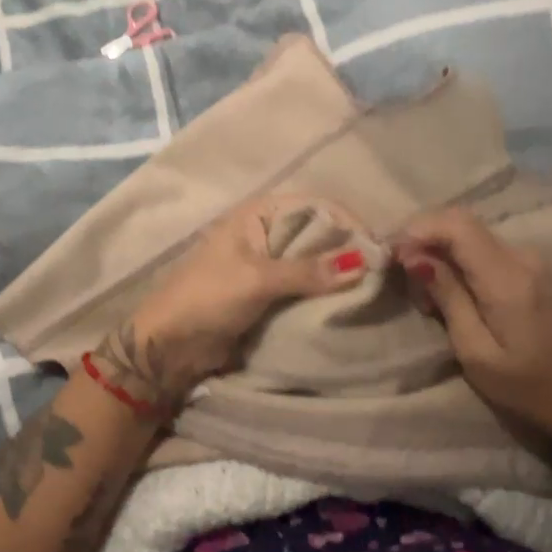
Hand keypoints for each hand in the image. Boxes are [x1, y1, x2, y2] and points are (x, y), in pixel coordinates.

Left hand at [97, 197, 368, 408]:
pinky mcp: (266, 295)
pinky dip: (324, 295)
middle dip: (347, 251)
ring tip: (374, 292)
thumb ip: (308, 271)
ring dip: (338, 276)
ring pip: (312, 263)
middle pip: (317, 233)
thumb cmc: (206, 298)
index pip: (314, 205)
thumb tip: (363, 262)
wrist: (167, 346)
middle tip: (383, 274)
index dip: (347, 222)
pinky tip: (349, 306)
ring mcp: (265, 265)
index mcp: (257, 214)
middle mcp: (264, 232)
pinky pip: (303, 289)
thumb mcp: (257, 280)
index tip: (377, 249)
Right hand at [394, 208, 551, 486]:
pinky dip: (457, 262)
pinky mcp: (531, 269)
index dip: (418, 229)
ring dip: (439, 253)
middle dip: (423, 240)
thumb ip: (447, 297)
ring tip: (425, 296)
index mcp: (508, 277)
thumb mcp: (476, 351)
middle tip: (403, 279)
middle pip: (461, 224)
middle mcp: (521, 256)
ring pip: (470, 235)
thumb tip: (415, 256)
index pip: (457, 224)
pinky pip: (484, 250)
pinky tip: (449, 295)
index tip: (392, 255)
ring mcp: (530, 260)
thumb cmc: (528, 387)